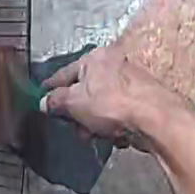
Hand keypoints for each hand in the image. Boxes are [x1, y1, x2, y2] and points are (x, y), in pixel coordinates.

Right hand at [39, 44, 194, 146]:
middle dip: (77, 113)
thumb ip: (55, 102)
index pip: (64, 73)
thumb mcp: (73, 103)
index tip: (41, 98)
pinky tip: (115, 135)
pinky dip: (112, 125)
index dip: (50, 88)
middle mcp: (113, 64)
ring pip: (101, 105)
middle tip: (76, 128)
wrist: (154, 117)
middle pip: (84, 91)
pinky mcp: (142, 99)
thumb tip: (45, 102)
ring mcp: (130, 81)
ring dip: (94, 123)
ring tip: (96, 135)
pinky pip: (117, 113)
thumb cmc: (110, 105)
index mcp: (94, 58)